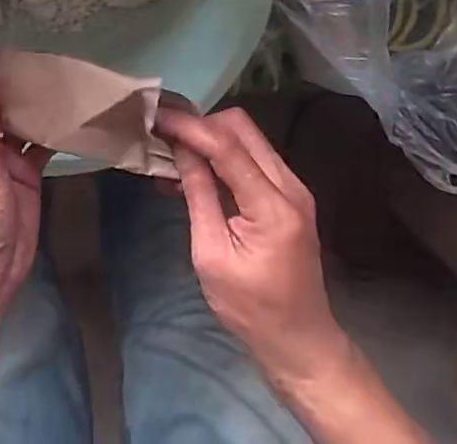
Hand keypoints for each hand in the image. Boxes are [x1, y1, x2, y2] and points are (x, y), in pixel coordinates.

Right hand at [154, 107, 347, 377]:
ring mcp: (293, 188)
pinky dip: (222, 153)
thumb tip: (179, 148)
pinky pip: (252, 155)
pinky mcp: (288, 194)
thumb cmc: (251, 308)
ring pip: (247, 136)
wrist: (300, 341)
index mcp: (272, 207)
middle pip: (241, 127)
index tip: (156, 116)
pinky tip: (195, 171)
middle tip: (163, 135)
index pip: (227, 146)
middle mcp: (290, 186)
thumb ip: (198, 195)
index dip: (189, 126)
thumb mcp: (212, 254)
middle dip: (200, 123)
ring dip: (209, 136)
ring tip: (173, 154)